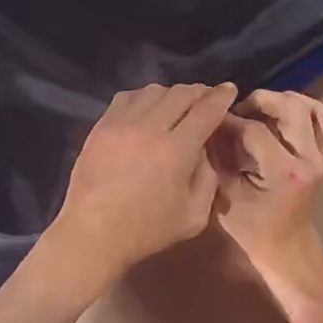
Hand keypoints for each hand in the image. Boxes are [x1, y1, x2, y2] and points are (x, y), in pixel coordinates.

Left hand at [49, 82, 237, 281]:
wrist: (93, 233)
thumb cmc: (148, 230)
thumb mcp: (195, 215)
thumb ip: (209, 177)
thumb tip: (206, 147)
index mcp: (177, 150)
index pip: (206, 109)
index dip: (222, 96)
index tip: (229, 89)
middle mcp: (150, 128)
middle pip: (181, 93)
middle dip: (200, 91)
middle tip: (207, 98)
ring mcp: (122, 123)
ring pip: (154, 90)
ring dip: (172, 93)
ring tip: (178, 104)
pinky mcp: (101, 126)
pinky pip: (127, 97)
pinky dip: (144, 97)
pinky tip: (148, 109)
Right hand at [211, 90, 322, 280]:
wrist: (287, 247)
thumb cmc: (252, 228)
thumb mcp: (226, 195)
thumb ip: (219, 157)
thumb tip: (210, 124)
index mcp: (284, 173)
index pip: (255, 130)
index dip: (230, 121)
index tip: (213, 119)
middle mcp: (309, 159)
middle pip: (292, 108)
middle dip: (261, 100)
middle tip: (240, 108)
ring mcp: (322, 156)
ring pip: (313, 109)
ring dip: (285, 100)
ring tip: (262, 108)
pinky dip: (306, 110)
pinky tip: (284, 114)